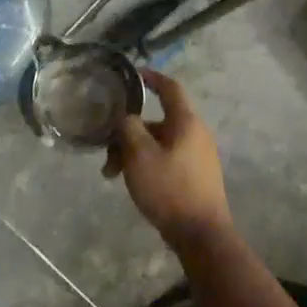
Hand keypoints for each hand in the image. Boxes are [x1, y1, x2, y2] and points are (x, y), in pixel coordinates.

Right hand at [105, 70, 231, 243]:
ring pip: (157, 143)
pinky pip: (165, 159)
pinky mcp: (195, 176)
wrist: (200, 233)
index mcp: (186, 122)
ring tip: (113, 175)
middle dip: (127, 132)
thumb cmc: (169, 188)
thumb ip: (128, 127)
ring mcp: (197, 156)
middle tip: (106, 151)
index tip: (132, 74)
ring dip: (132, 152)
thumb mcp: (139, 154)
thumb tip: (126, 119)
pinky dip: (145, 164)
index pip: (170, 88)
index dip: (151, 77)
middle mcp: (195, 134)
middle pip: (156, 122)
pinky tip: (132, 182)